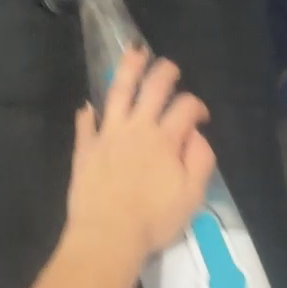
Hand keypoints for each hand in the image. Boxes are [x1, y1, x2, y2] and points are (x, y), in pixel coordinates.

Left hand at [63, 48, 214, 270]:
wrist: (108, 234)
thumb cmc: (154, 219)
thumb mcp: (192, 195)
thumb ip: (200, 160)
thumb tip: (197, 134)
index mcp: (165, 139)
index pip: (186, 108)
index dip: (197, 106)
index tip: (201, 116)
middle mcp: (137, 129)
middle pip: (152, 89)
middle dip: (164, 73)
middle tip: (169, 65)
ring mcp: (107, 135)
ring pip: (118, 93)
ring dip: (127, 70)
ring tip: (133, 53)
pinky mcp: (85, 149)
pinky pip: (85, 124)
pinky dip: (87, 113)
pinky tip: (88, 106)